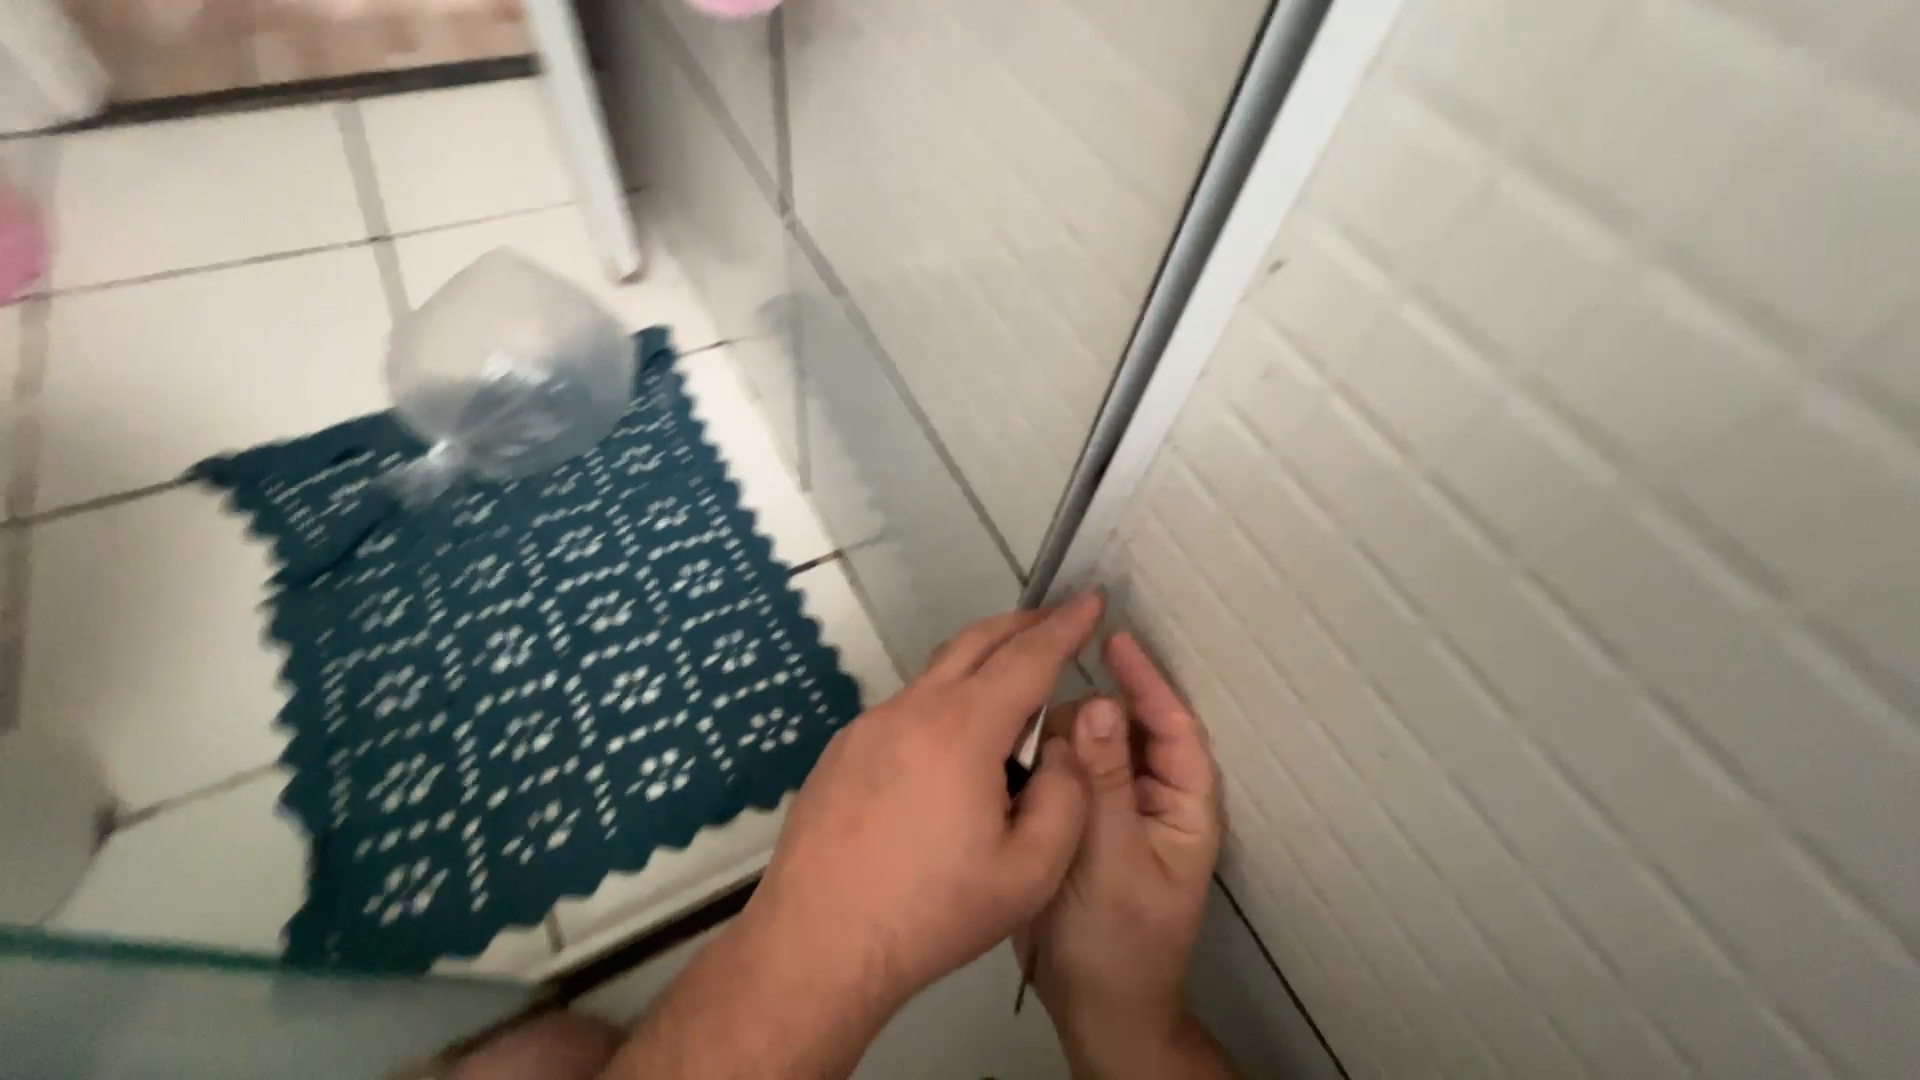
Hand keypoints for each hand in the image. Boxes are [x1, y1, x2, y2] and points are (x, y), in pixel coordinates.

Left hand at [743, 593, 1106, 1011]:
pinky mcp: (843, 748)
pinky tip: (951, 747)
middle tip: (1057, 620)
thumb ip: (1067, 796)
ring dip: (980, 662)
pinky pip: (906, 707)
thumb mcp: (1030, 871)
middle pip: (975, 642)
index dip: (1066, 626)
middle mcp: (912, 709)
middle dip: (1023, 623)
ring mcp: (869, 725)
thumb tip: (1061, 746)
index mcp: (963, 728)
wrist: (818, 943)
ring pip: (936, 673)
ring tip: (1012, 684)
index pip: (1028, 657)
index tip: (1091, 601)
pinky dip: (943, 701)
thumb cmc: (932, 912)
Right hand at [1021, 633, 1224, 1076]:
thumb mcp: (1115, 859)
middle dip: (1088, 708)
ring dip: (1056, 733)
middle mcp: (1147, 794)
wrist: (1091, 1008)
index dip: (1146, 680)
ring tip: (1018, 724)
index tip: (1114, 637)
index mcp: (1181, 803)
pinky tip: (1007, 747)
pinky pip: (1058, 772)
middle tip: (1044, 689)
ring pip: (1084, 746)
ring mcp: (1107, 806)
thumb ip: (1105, 781)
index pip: (1172, 727)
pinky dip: (1037, 757)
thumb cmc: (1120, 941)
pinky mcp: (1072, 819)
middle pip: (1122, 728)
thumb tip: (1096, 703)